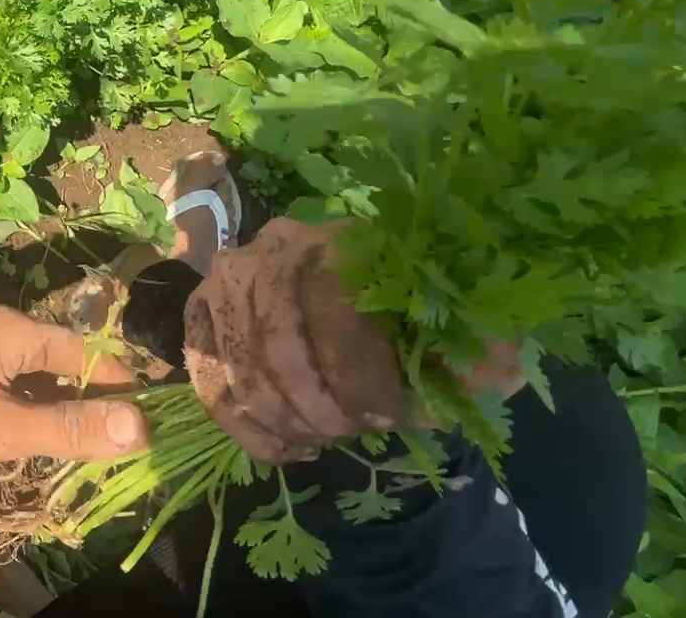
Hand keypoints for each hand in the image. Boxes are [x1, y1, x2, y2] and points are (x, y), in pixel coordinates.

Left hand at [0, 305, 150, 467]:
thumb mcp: (4, 426)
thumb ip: (70, 427)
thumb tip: (142, 426)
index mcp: (16, 330)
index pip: (89, 353)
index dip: (120, 388)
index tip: (148, 425)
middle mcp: (0, 325)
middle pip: (62, 360)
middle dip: (89, 400)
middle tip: (117, 445)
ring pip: (34, 371)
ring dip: (57, 404)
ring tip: (83, 446)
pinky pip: (8, 376)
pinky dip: (27, 401)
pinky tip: (33, 431)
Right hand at [182, 218, 524, 463]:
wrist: (356, 284)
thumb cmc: (411, 313)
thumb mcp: (466, 332)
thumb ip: (484, 352)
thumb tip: (482, 370)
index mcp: (341, 243)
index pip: (332, 310)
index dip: (359, 377)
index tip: (388, 419)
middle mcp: (270, 248)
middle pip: (275, 343)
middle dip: (315, 408)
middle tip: (347, 433)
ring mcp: (225, 275)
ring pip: (236, 362)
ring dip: (278, 418)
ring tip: (317, 439)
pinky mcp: (201, 304)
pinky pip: (202, 368)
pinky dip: (235, 419)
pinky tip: (277, 443)